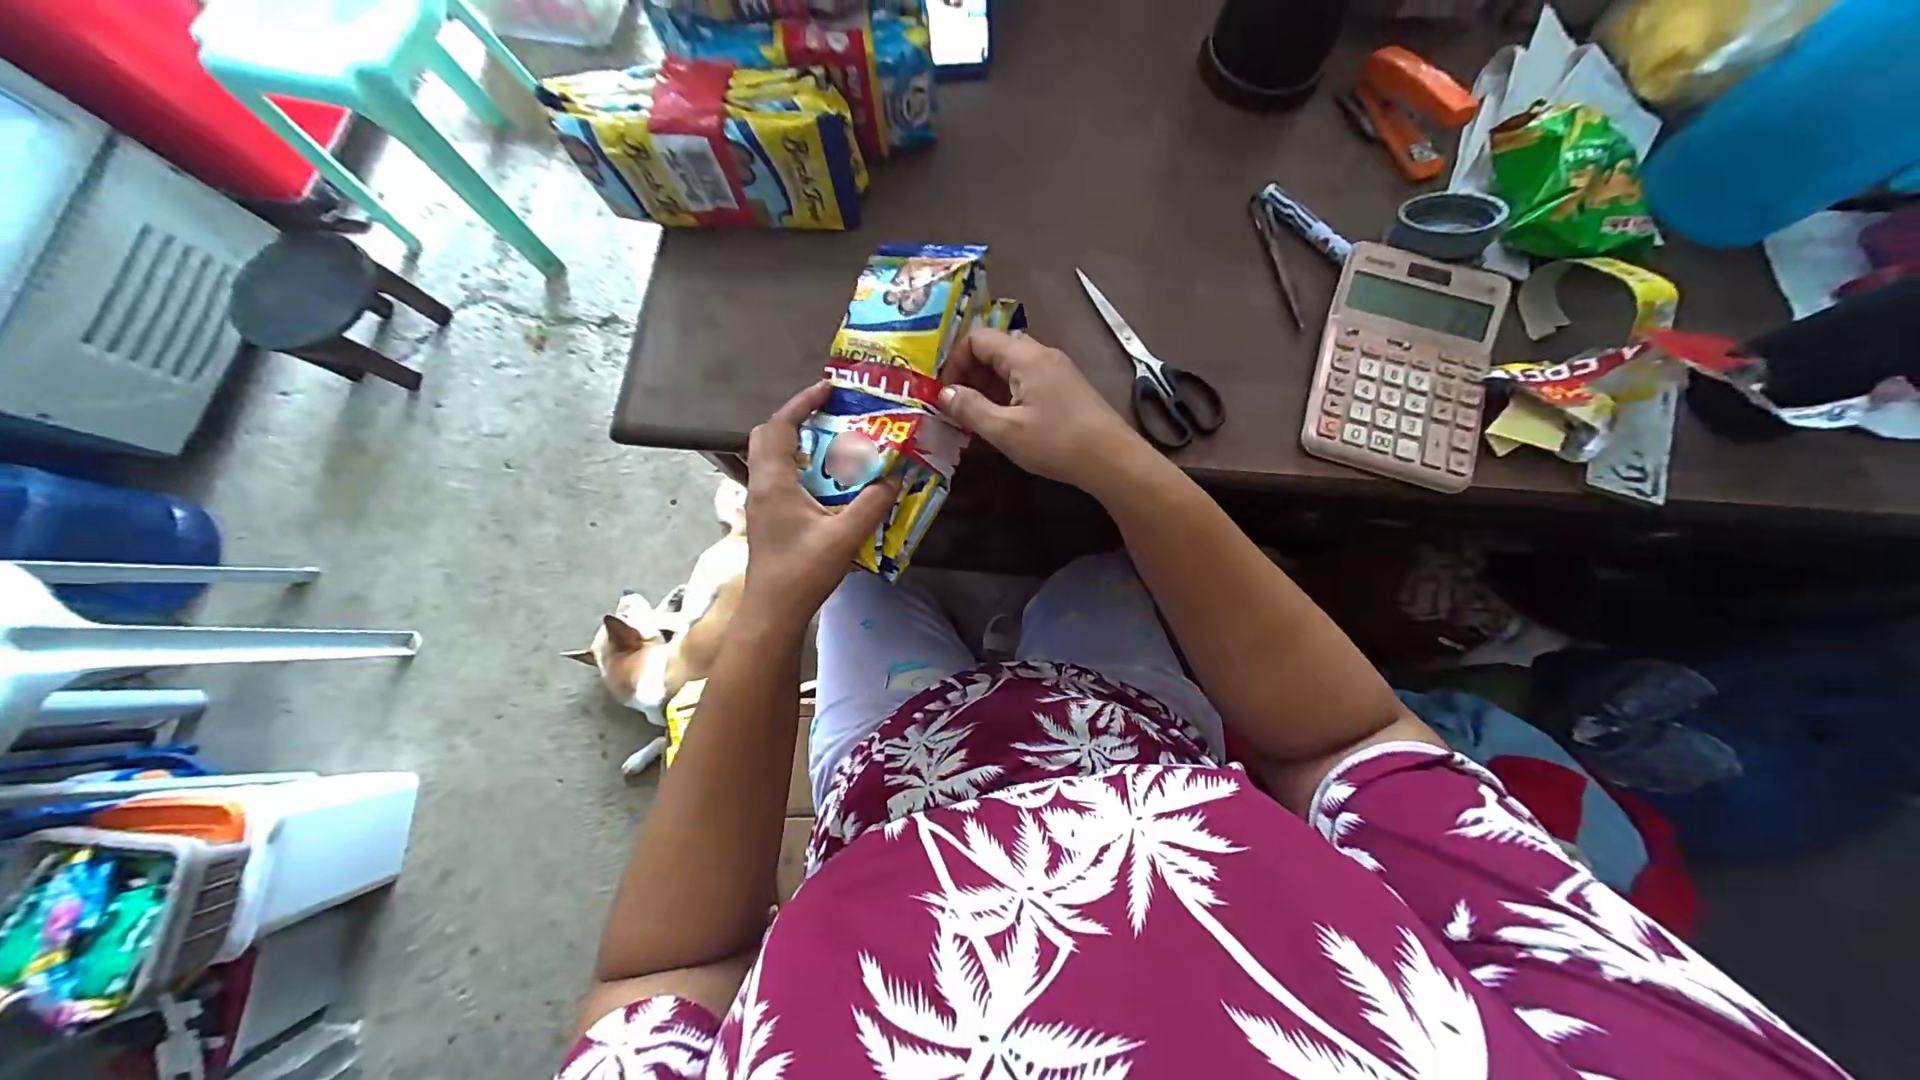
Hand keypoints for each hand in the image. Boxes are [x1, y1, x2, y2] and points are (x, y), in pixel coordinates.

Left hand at [740, 382, 897, 622]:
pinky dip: (800, 467)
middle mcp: (761, 486)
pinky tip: (827, 482)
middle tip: (829, 415)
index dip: (802, 402)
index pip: (779, 425)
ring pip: (772, 458)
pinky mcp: (767, 518)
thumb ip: (872, 504)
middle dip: (796, 418)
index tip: (828, 389)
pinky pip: (780, 478)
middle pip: (768, 436)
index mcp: (773, 481)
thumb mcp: (844, 536)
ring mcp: (760, 503)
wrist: (773, 612)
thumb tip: (895, 477)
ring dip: (799, 443)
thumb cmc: (802, 572)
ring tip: (834, 443)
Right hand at [937, 328, 1149, 491]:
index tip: (946, 391)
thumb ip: (970, 408)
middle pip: (996, 349)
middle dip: (972, 373)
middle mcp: (1042, 354)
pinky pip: (1029, 379)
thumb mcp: (1004, 430)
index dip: (956, 361)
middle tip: (959, 405)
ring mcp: (1057, 370)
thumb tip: (944, 393)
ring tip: (978, 416)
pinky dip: (1009, 393)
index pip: (979, 338)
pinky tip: (1005, 420)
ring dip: (989, 386)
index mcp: (1025, 357)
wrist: (1111, 459)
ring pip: (1013, 366)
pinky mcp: (1067, 388)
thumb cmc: (1055, 443)